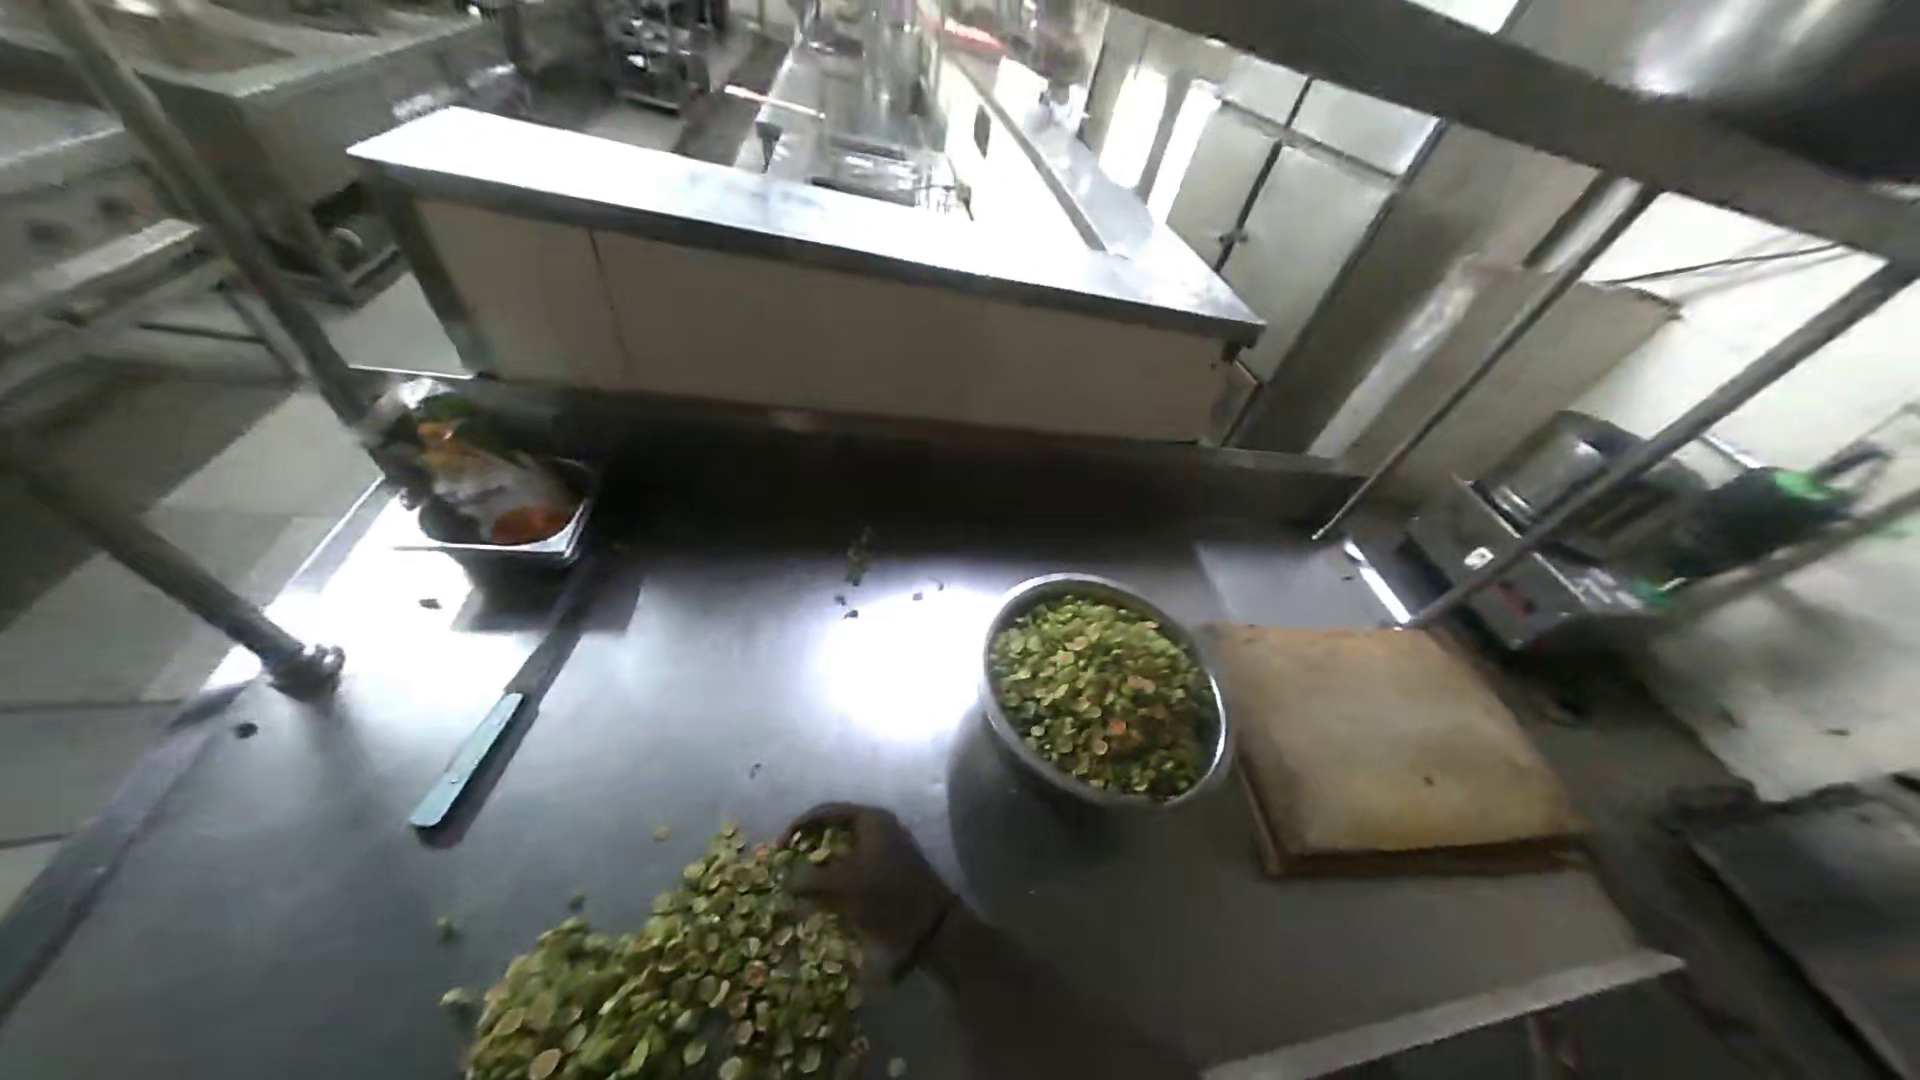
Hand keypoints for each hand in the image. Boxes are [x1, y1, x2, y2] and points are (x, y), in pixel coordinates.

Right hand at [782, 803, 955, 958]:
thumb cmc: (887, 893)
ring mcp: (883, 848)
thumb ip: (813, 879)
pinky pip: (852, 865)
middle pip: (835, 826)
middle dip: (809, 841)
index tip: (779, 845)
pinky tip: (819, 891)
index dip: (800, 825)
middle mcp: (877, 827)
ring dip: (820, 860)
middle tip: (786, 859)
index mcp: (870, 819)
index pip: (827, 811)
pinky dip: (834, 874)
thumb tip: (786, 881)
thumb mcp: (845, 884)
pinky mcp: (885, 870)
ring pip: (843, 847)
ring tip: (798, 877)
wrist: (929, 924)